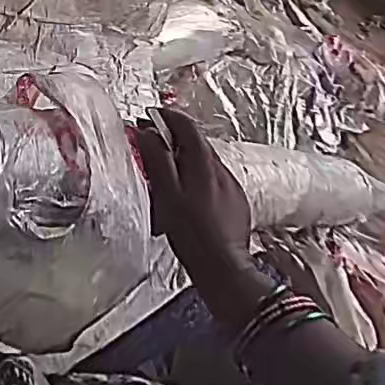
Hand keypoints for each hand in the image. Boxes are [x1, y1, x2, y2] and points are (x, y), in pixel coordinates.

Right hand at [134, 108, 252, 279]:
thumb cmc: (190, 230)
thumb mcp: (165, 191)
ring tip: (168, 174)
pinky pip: (215, 180)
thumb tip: (146, 132)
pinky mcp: (237, 203)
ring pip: (205, 162)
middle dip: (172, 139)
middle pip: (195, 142)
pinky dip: (199, 178)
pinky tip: (189, 196)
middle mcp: (221, 169)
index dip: (165, 117)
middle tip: (152, 146)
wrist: (223, 268)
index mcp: (202, 162)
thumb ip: (156, 158)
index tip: (148, 118)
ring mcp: (232, 187)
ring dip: (186, 159)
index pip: (185, 125)